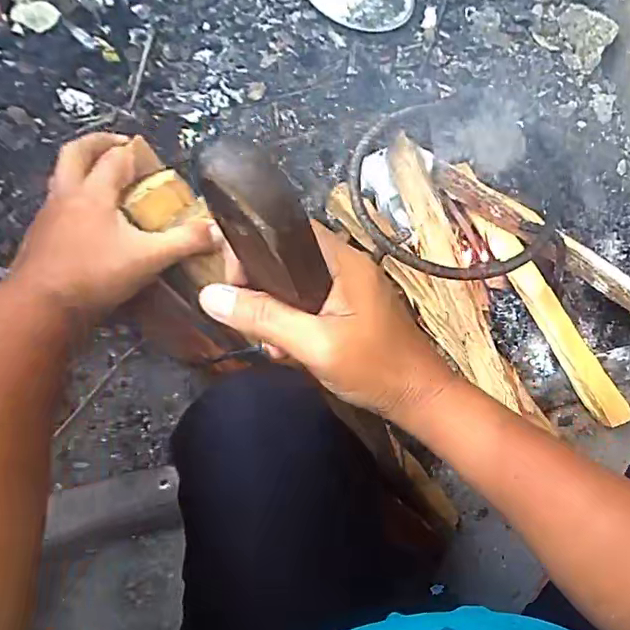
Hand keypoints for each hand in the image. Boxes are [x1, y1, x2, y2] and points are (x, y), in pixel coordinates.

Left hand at [7, 133, 217, 322]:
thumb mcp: (150, 259)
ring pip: (62, 177)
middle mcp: (66, 195)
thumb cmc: (95, 275)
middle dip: (97, 143)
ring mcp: (49, 215)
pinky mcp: (41, 236)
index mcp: (93, 193)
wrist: (42, 305)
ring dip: (82, 170)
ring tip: (105, 181)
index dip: (134, 151)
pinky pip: (58, 205)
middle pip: (76, 153)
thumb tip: (217, 231)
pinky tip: (90, 221)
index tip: (149, 153)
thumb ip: (185, 242)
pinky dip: (75, 200)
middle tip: (118, 145)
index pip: (114, 159)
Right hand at [197, 224, 456, 417]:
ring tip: (276, 348)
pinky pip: (313, 305)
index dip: (251, 251)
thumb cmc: (375, 369)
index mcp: (343, 261)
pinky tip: (292, 353)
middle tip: (254, 325)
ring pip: (297, 286)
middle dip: (262, 291)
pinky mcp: (354, 310)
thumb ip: (264, 317)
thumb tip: (210, 295)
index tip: (235, 287)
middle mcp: (348, 265)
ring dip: (278, 314)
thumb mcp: (314, 345)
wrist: (420, 398)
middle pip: (287, 259)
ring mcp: (353, 288)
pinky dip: (297, 325)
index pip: (285, 231)